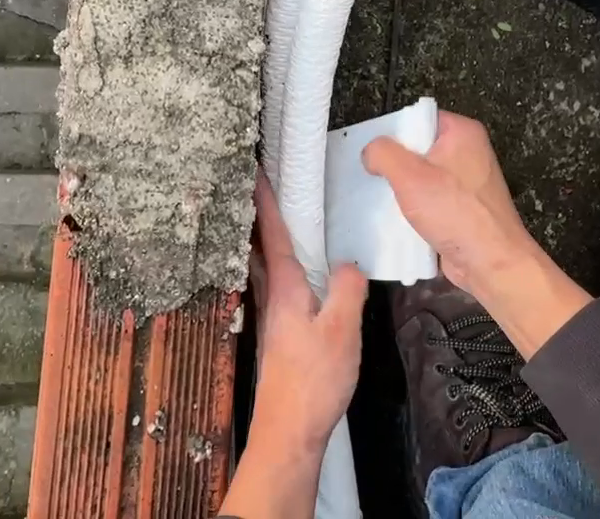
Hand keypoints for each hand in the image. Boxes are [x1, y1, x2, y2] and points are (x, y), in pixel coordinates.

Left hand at [246, 174, 366, 448]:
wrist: (290, 431)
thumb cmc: (314, 379)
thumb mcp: (340, 329)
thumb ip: (346, 289)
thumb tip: (347, 263)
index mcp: (284, 286)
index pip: (271, 232)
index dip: (263, 198)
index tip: (253, 168)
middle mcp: (272, 294)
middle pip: (260, 243)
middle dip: (256, 211)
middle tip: (257, 181)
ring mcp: (272, 313)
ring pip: (264, 262)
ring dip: (263, 234)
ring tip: (269, 212)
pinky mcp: (278, 330)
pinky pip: (274, 280)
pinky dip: (274, 260)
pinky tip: (289, 266)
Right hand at [363, 111, 591, 357]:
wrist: (491, 264)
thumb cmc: (454, 212)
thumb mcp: (409, 175)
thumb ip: (383, 153)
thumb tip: (370, 152)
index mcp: (462, 132)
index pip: (418, 118)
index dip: (393, 132)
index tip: (373, 151)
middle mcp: (469, 151)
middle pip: (419, 147)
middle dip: (395, 162)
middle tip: (373, 176)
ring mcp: (468, 181)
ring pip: (423, 175)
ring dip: (403, 187)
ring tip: (381, 197)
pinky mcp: (465, 207)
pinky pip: (432, 198)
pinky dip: (416, 206)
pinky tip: (398, 218)